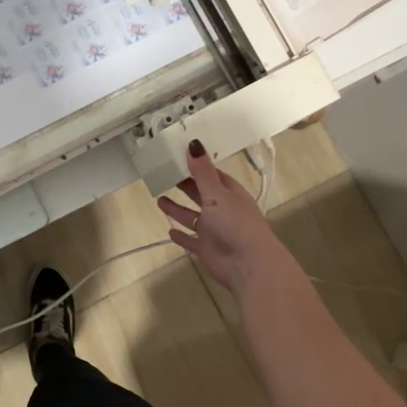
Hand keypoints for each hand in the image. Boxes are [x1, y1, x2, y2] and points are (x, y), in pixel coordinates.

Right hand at [158, 139, 296, 294]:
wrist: (247, 264)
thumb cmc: (235, 224)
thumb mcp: (217, 194)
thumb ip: (202, 172)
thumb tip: (193, 143)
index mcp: (230, 193)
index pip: (212, 174)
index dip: (196, 166)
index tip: (177, 156)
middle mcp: (222, 210)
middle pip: (200, 193)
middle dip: (185, 185)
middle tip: (164, 174)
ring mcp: (213, 230)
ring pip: (192, 216)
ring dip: (177, 209)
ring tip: (159, 198)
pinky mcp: (206, 248)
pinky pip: (190, 240)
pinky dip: (181, 235)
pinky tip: (169, 232)